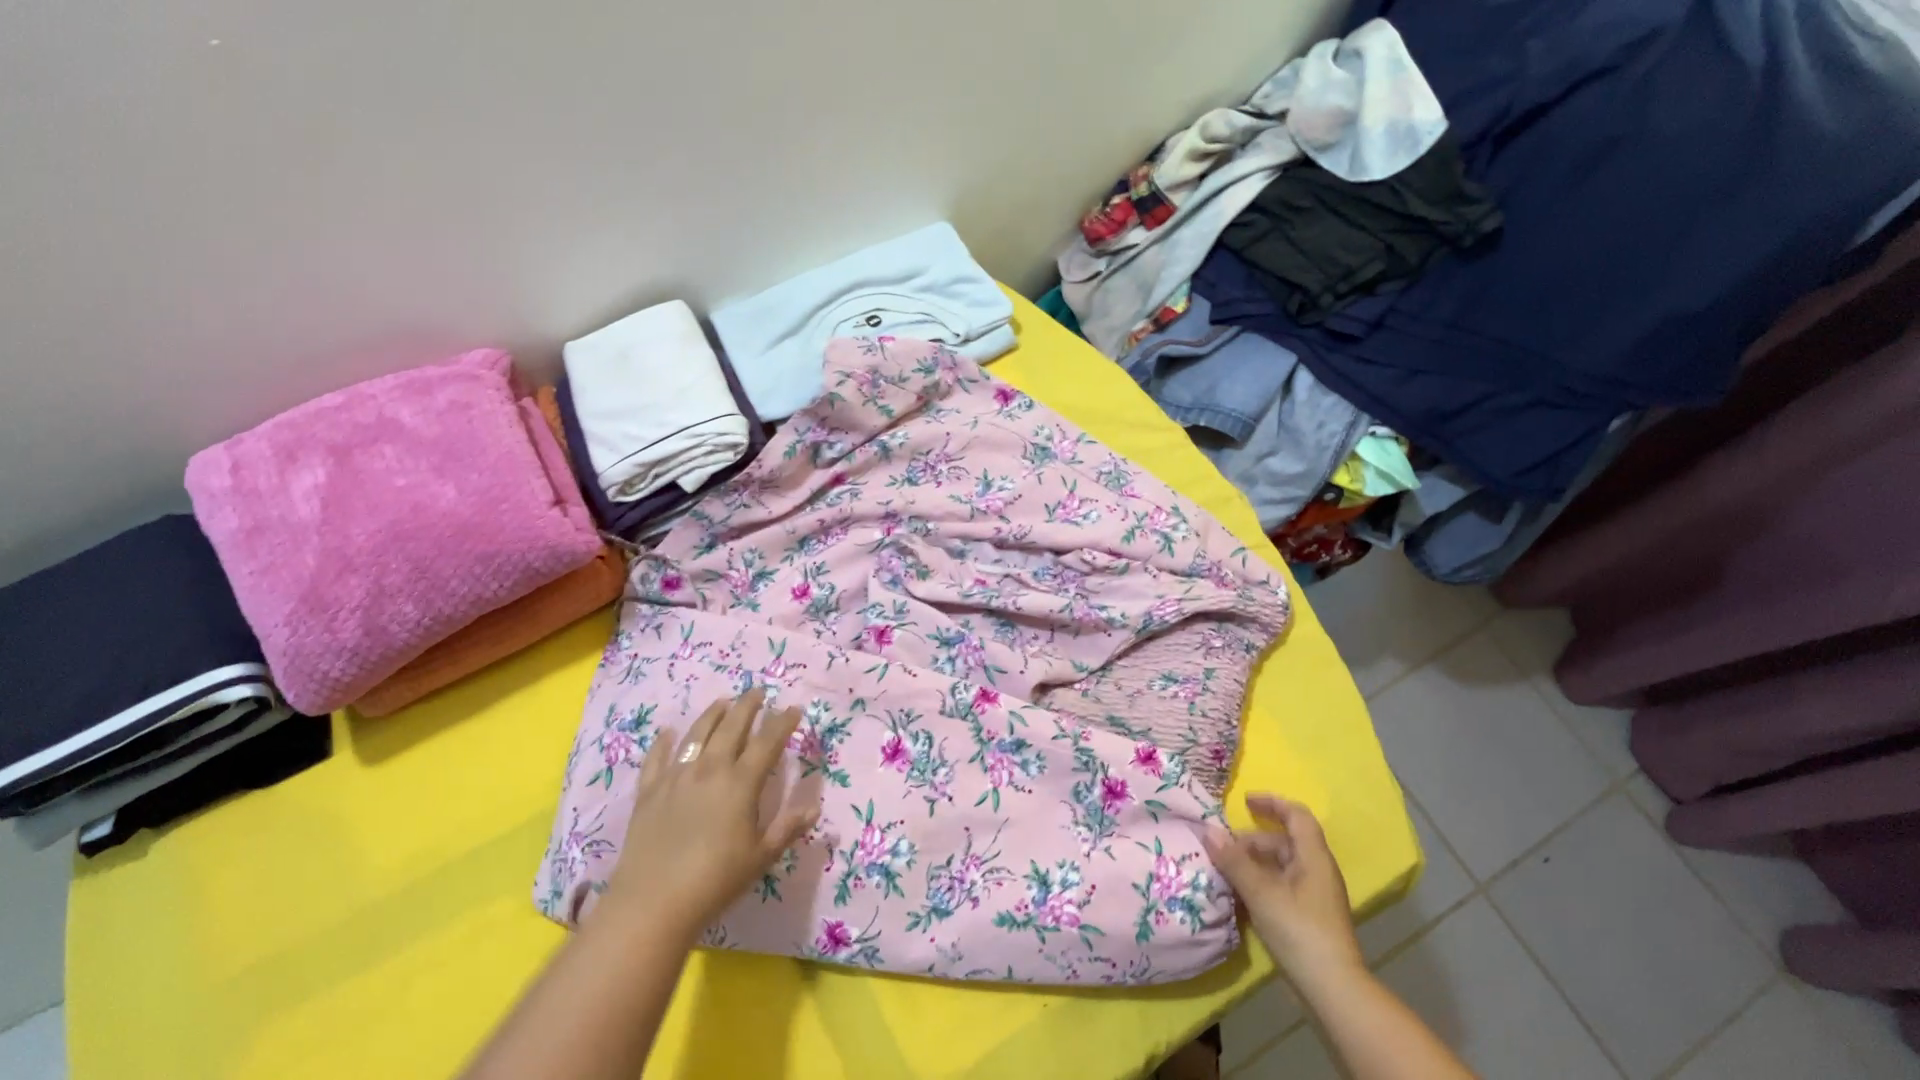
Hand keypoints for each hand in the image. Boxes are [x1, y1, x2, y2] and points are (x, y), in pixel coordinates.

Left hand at [600, 689, 817, 936]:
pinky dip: (664, 742)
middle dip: (748, 706)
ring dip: (712, 715)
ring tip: (723, 702)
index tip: (793, 708)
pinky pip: (657, 758)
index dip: (782, 723)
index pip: (767, 743)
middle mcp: (710, 770)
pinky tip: (668, 732)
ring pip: (697, 735)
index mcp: (741, 784)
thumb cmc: (716, 880)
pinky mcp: (649, 791)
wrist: (654, 900)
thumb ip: (788, 828)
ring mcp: (676, 777)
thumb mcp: (761, 857)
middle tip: (758, 691)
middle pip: (731, 727)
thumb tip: (814, 806)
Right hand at [1203, 794, 1362, 988]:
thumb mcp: (1262, 893)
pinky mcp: (1306, 916)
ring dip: (1251, 863)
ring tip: (1222, 870)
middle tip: (1221, 848)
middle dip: (1251, 840)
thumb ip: (1234, 861)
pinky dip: (1258, 883)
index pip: (1296, 816)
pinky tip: (1237, 894)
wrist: (1330, 987)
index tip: (1243, 801)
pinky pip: (1279, 886)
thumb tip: (1208, 830)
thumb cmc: (1299, 930)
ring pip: (1279, 866)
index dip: (1272, 803)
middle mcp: (1316, 870)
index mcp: (1314, 857)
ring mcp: (1312, 895)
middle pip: (1283, 842)